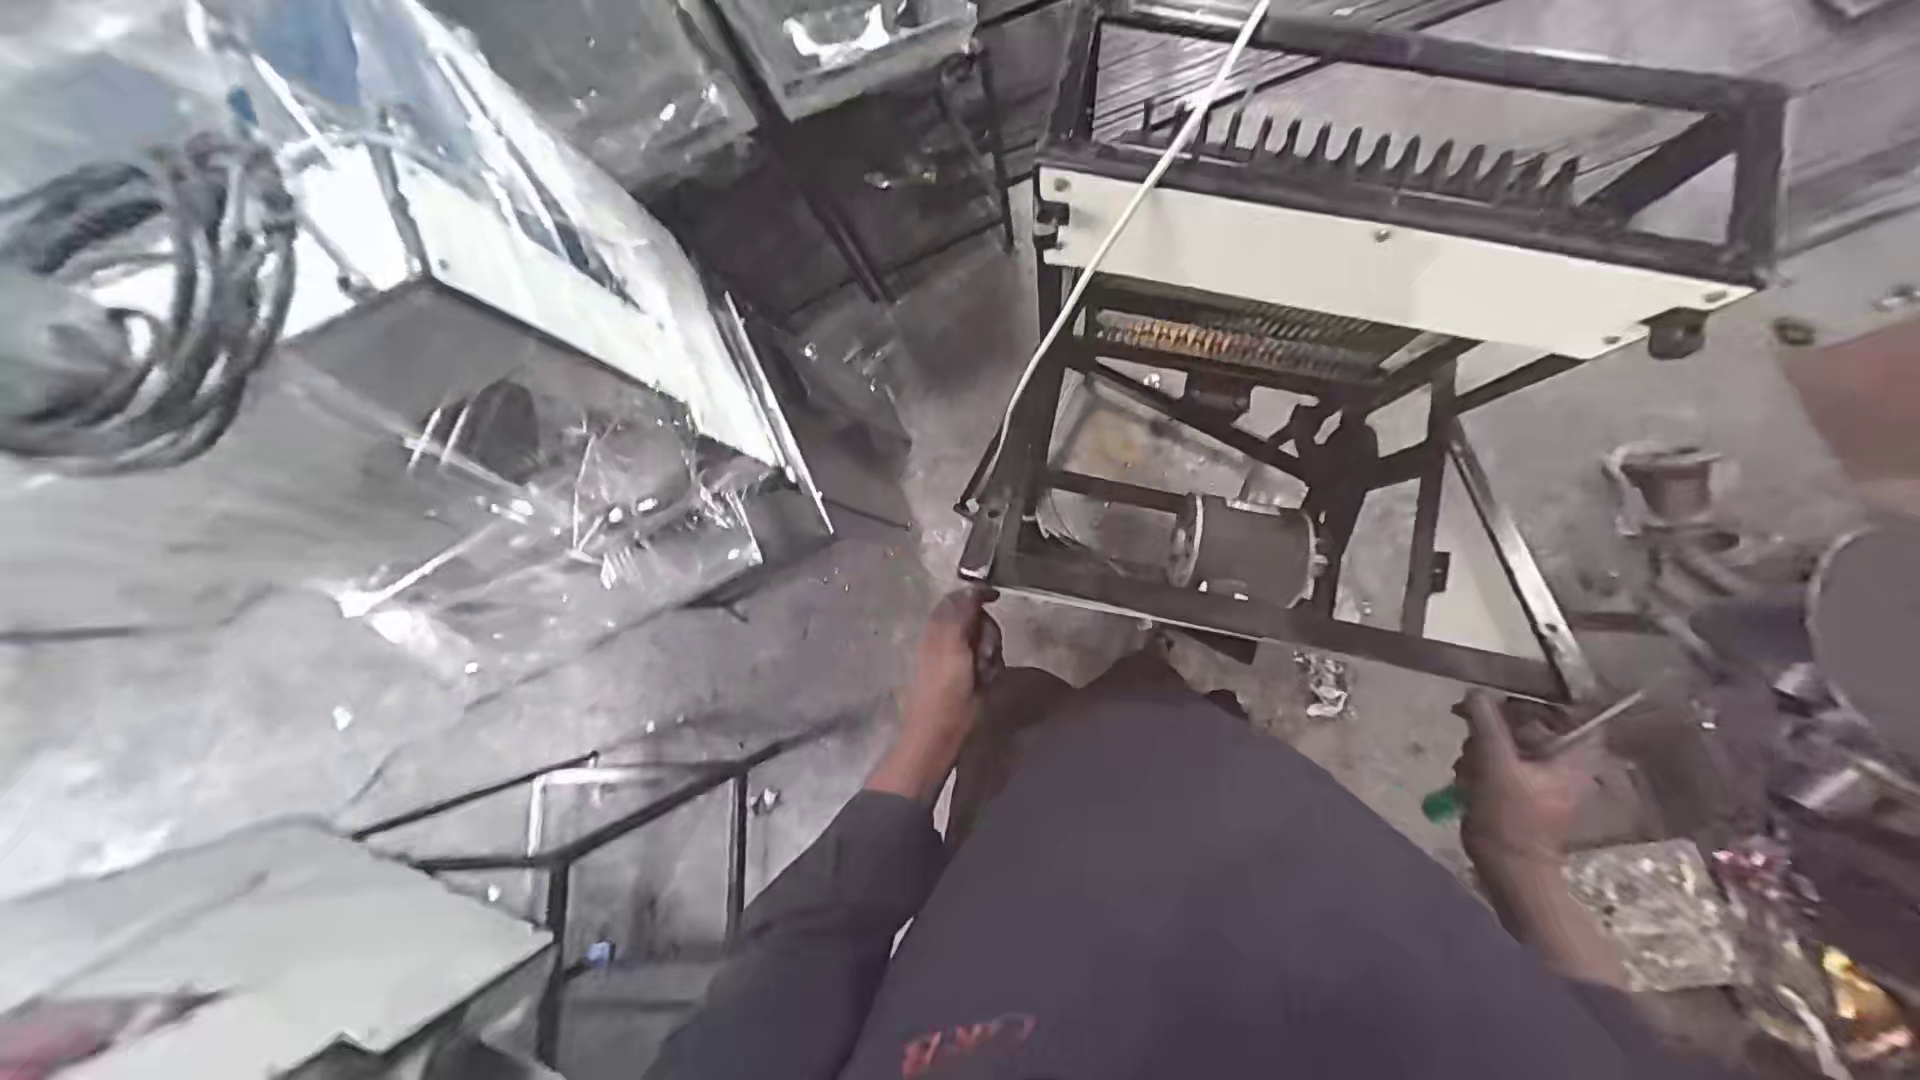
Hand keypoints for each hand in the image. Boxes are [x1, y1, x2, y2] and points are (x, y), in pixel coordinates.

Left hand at [900, 587, 1001, 743]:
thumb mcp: (951, 643)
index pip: (959, 600)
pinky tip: (986, 681)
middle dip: (987, 632)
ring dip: (990, 651)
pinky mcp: (970, 676)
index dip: (977, 595)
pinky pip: (988, 661)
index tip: (996, 596)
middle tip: (983, 653)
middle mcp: (948, 638)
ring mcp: (959, 658)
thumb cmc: (944, 688)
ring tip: (984, 672)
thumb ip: (961, 613)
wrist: (940, 732)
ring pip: (986, 640)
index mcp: (938, 627)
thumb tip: (971, 588)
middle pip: (978, 620)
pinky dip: (990, 667)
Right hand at [1453, 690, 1587, 870]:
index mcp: (1576, 759)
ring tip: (1467, 762)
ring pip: (1507, 742)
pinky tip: (1466, 775)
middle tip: (1466, 723)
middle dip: (1494, 725)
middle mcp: (1563, 763)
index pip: (1577, 715)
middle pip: (1531, 725)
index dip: (1546, 701)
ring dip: (1479, 745)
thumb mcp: (1496, 762)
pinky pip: (1496, 760)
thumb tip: (1475, 691)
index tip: (1507, 697)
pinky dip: (1478, 762)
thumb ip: (1486, 723)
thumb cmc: (1511, 813)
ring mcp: (1538, 776)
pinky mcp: (1517, 786)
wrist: (1506, 860)